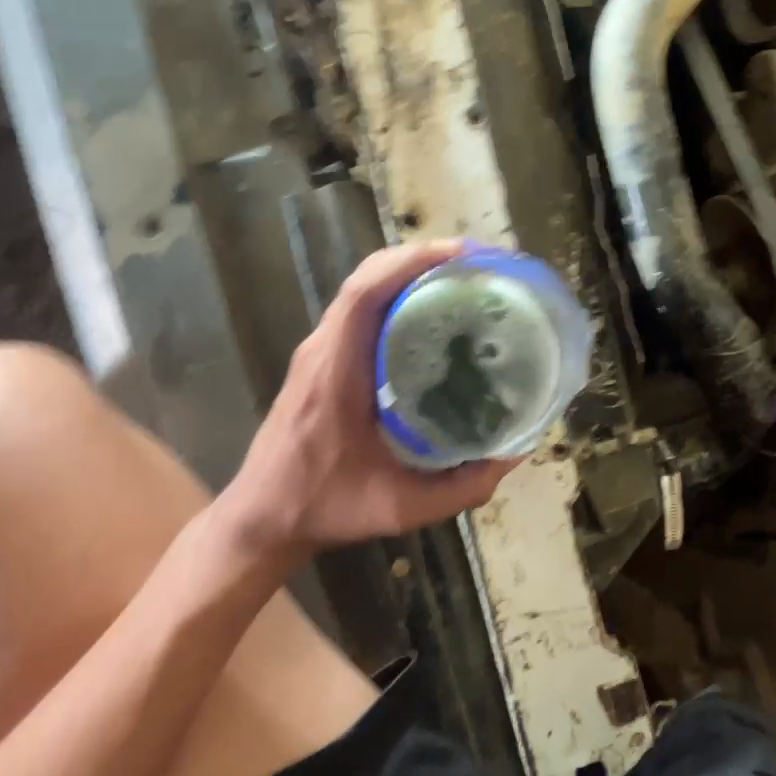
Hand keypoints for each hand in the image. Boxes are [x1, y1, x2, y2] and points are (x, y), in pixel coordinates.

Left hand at [223, 240, 519, 554]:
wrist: (261, 519)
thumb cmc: (326, 507)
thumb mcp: (402, 506)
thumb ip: (463, 485)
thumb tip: (515, 452)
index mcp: (336, 373)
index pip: (365, 294)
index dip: (412, 263)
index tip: (463, 256)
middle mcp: (323, 350)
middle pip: (367, 278)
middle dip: (421, 258)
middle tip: (477, 264)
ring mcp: (318, 352)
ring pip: (362, 290)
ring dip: (408, 273)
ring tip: (462, 280)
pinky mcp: (320, 361)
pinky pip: (359, 310)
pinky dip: (395, 296)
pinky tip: (432, 314)